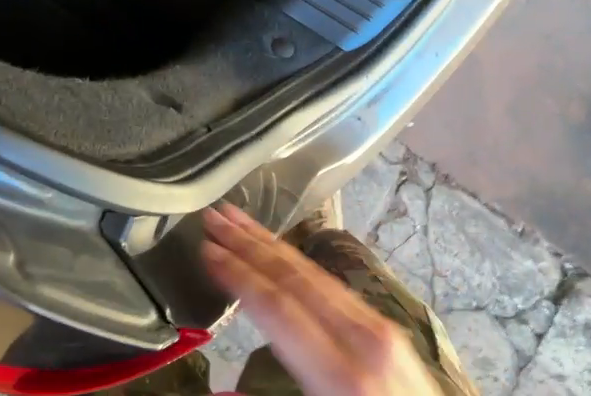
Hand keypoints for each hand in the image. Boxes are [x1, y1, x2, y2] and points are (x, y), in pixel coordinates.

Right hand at [202, 205, 443, 395]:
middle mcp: (364, 339)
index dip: (238, 274)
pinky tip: (278, 250)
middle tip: (211, 214)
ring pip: (314, 273)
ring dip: (269, 242)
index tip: (204, 247)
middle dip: (248, 243)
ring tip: (234, 217)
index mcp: (343, 374)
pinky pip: (331, 283)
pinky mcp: (386, 328)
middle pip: (295, 277)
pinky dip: (296, 261)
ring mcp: (380, 328)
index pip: (278, 307)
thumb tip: (218, 393)